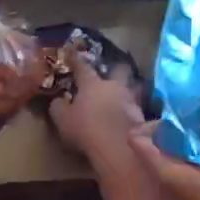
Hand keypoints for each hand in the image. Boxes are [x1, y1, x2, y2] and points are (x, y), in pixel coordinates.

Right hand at [48, 55, 147, 172]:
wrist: (118, 148)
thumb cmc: (85, 129)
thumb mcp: (62, 119)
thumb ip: (58, 106)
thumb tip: (59, 100)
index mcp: (92, 84)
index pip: (82, 66)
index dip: (75, 59)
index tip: (72, 51)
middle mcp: (114, 86)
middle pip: (119, 70)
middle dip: (116, 69)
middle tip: (111, 74)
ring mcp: (131, 100)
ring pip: (131, 88)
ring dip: (126, 91)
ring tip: (121, 98)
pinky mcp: (142, 116)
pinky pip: (135, 108)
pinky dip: (130, 111)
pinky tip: (127, 118)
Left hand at [128, 90, 199, 199]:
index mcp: (169, 173)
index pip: (138, 141)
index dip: (152, 118)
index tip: (176, 104)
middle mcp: (172, 182)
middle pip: (159, 144)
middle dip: (175, 122)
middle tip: (198, 101)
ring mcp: (189, 190)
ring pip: (180, 153)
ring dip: (193, 133)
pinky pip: (196, 163)